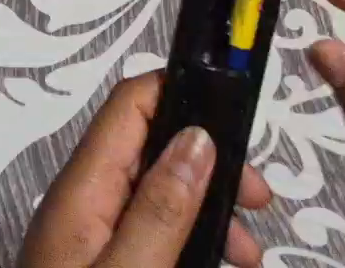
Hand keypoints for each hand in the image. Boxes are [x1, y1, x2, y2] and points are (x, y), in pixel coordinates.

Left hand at [20, 73, 273, 267]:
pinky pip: (152, 232)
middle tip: (259, 202)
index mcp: (85, 188)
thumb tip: (198, 135)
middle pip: (153, 147)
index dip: (181, 93)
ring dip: (208, 209)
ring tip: (247, 256)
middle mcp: (87, 201)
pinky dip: (189, 241)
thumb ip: (160, 208)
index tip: (237, 119)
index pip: (131, 105)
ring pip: (158, 193)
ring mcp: (92, 236)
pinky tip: (217, 265)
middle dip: (210, 162)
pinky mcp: (102, 264)